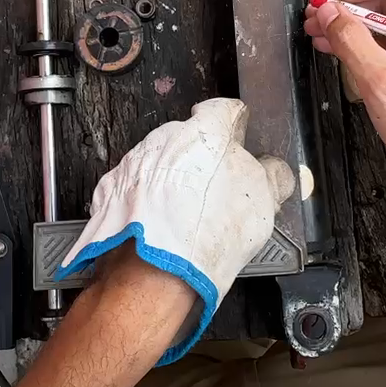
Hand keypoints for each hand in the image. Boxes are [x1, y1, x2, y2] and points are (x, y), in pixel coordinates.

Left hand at [56, 98, 294, 363]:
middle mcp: (166, 137)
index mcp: (207, 132)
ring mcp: (135, 161)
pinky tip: (159, 225)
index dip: (237, 130)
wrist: (154, 274)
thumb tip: (274, 168)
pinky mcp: (111, 187)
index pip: (227, 111)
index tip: (239, 147)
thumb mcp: (264, 203)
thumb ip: (273, 175)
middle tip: (213, 194)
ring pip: (162, 161)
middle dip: (203, 160)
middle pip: (191, 138)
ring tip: (184, 217)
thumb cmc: (211, 234)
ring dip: (173, 179)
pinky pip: (136, 185)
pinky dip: (146, 199)